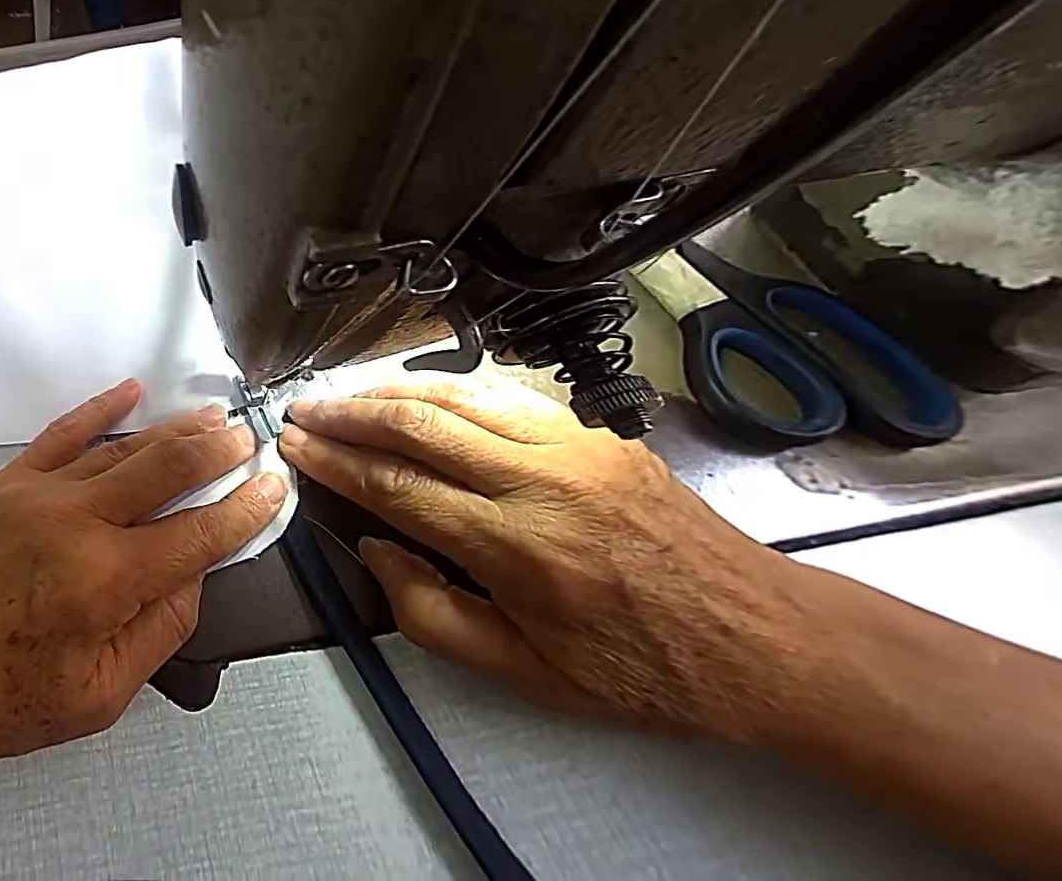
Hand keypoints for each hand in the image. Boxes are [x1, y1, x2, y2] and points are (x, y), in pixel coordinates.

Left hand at [0, 379, 284, 788]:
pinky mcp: (8, 483)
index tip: (274, 488)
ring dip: (176, 430)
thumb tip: (194, 570)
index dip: (246, 510)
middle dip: (218, 450)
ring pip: (125, 448)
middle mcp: (78, 524)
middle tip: (248, 438)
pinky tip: (130, 391)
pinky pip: (63, 432)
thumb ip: (162, 628)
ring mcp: (40, 494)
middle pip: (168, 469)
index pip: (199, 535)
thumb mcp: (101, 695)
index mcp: (106, 582)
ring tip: (212, 417)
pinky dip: (100, 408)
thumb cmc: (2, 701)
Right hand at [278, 381, 815, 741]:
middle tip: (305, 411)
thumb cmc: (645, 668)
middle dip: (347, 413)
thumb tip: (377, 550)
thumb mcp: (524, 674)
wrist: (762, 637)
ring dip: (389, 391)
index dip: (335, 463)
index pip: (395, 486)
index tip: (298, 448)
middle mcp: (541, 480)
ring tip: (346, 397)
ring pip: (456, 394)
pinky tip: (417, 392)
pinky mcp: (592, 431)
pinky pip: (501, 395)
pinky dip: (446, 387)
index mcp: (518, 547)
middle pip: (417, 424)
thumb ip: (429, 613)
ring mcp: (572, 444)